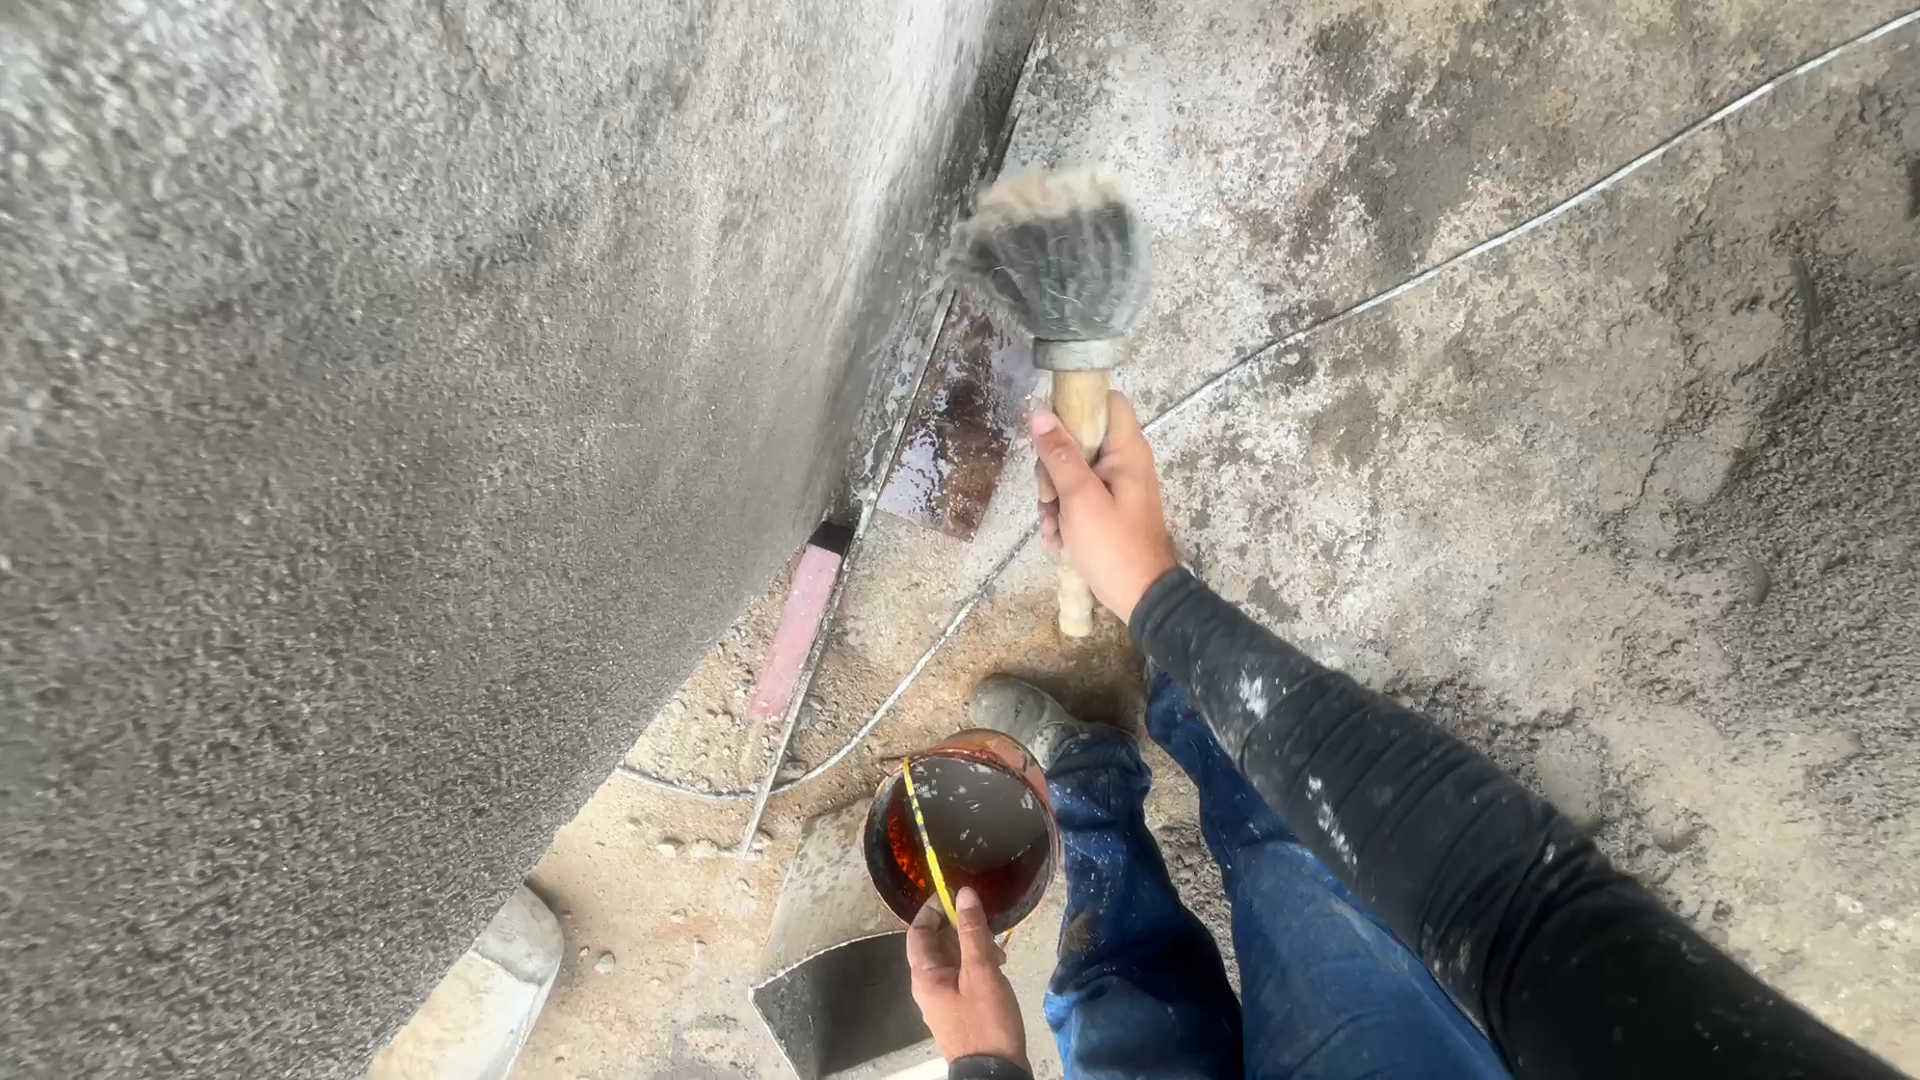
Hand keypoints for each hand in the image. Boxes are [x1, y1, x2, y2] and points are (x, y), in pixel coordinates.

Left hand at [906, 887, 1027, 1068]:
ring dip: (972, 946)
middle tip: (986, 925)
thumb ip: (972, 930)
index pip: (918, 931)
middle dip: (960, 928)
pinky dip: (977, 963)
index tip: (954, 894)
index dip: (933, 909)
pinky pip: (962, 974)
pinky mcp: (959, 1008)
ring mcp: (943, 999)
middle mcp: (928, 986)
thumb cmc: (984, 1020)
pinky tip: (998, 965)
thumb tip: (963, 893)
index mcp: (925, 976)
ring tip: (998, 950)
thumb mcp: (981, 971)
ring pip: (952, 957)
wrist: (995, 1075)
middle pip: (937, 943)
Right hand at [1031, 391, 1179, 622]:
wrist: (1139, 596)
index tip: (1049, 431)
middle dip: (1053, 469)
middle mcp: (1123, 460)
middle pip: (1077, 440)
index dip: (1076, 406)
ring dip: (1052, 499)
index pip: (1106, 401)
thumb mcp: (1079, 498)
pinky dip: (1062, 515)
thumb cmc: (1113, 545)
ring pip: (1070, 471)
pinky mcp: (1106, 507)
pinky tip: (1055, 540)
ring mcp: (1114, 485)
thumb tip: (1039, 413)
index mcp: (1126, 449)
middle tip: (1048, 497)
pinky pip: (1076, 497)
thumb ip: (1059, 454)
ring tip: (1051, 528)